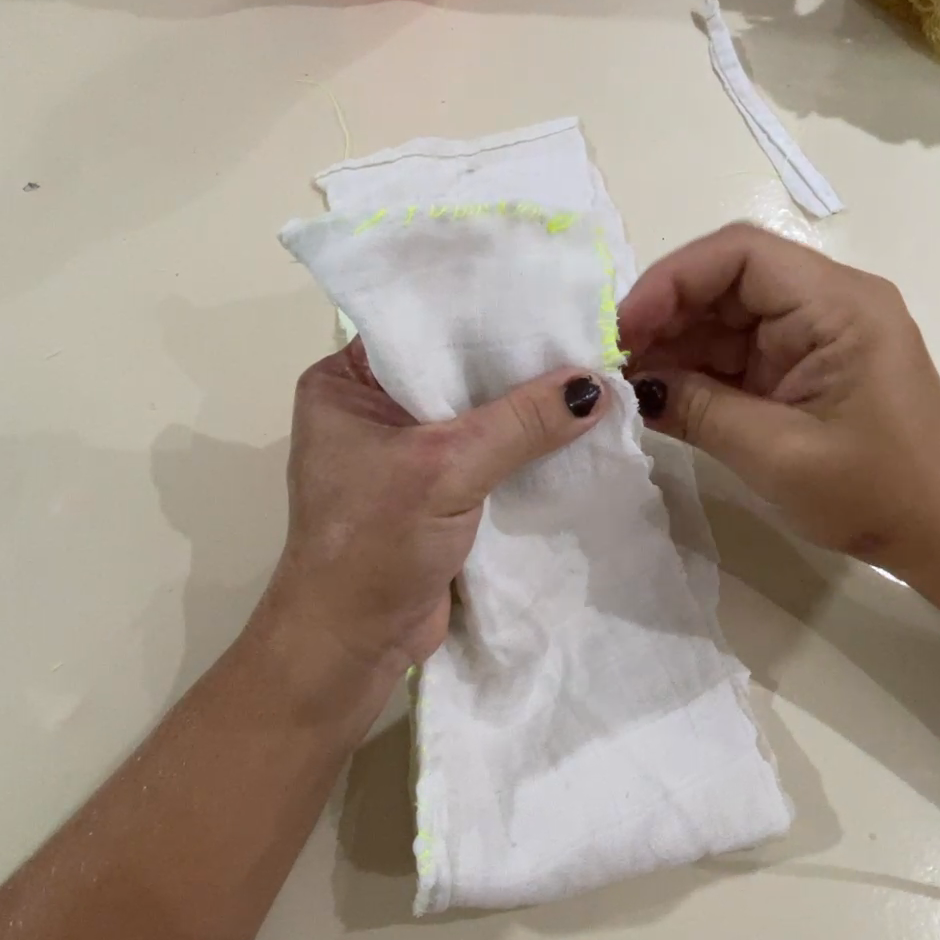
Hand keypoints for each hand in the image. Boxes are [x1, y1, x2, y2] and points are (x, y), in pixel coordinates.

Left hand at [257, 340, 605, 681]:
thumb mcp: (445, 469)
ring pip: (473, 416)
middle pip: (452, 372)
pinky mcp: (430, 493)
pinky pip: (482, 455)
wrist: (353, 644)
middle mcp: (370, 410)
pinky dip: (520, 448)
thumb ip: (519, 423)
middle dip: (513, 363)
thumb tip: (596, 385)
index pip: (420, 328)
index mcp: (343, 383)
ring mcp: (401, 454)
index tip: (549, 295)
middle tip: (584, 333)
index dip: (482, 314)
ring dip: (523, 409)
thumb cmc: (375, 544)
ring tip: (592, 375)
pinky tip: (572, 430)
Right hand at [618, 223, 939, 571]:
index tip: (623, 329)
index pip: (740, 254)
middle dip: (663, 314)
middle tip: (610, 360)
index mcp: (838, 306)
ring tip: (622, 381)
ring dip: (671, 345)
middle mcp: (825, 304)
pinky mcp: (798, 367)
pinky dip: (692, 371)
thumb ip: (697, 409)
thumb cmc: (872, 492)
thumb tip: (631, 386)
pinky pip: (734, 353)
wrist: (938, 532)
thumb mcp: (775, 453)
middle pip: (726, 280)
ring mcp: (811, 336)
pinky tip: (654, 393)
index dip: (671, 281)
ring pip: (723, 317)